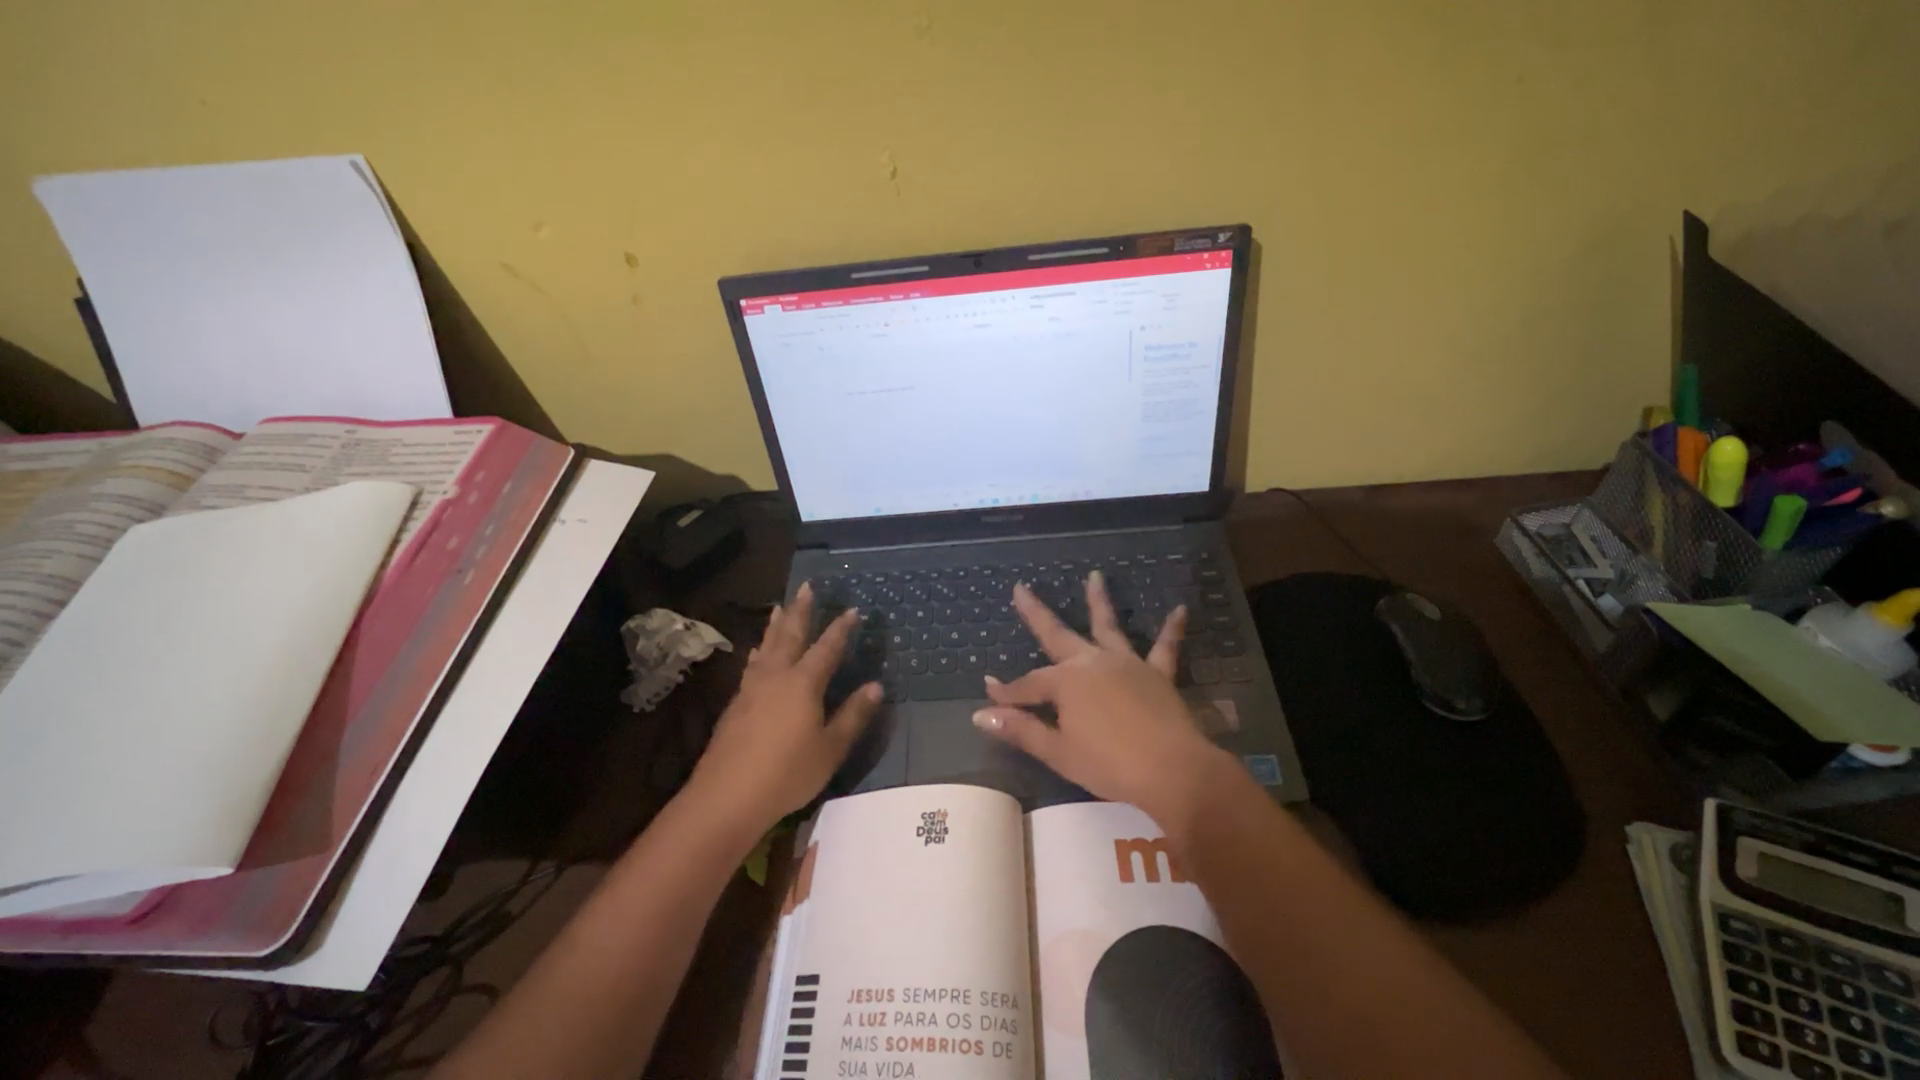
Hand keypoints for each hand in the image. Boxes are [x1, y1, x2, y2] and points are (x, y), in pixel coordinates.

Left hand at [686, 582, 880, 833]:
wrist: (727, 795)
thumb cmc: (788, 773)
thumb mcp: (831, 748)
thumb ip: (853, 715)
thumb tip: (875, 686)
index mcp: (803, 683)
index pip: (827, 648)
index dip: (841, 628)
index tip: (852, 609)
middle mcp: (776, 676)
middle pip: (789, 635)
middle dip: (800, 610)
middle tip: (806, 586)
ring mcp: (751, 689)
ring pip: (766, 646)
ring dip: (775, 625)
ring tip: (779, 608)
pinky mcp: (735, 704)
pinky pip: (752, 665)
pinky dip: (759, 651)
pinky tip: (756, 654)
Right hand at [972, 572, 1238, 822]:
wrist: (1171, 770)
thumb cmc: (1109, 765)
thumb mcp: (1058, 752)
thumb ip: (1021, 730)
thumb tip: (980, 715)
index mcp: (1066, 682)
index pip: (1028, 684)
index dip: (1008, 691)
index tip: (989, 690)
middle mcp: (1093, 663)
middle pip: (1058, 635)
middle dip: (1036, 614)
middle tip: (1021, 588)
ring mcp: (1127, 665)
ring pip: (1108, 627)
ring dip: (1099, 601)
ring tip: (1096, 576)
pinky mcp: (1158, 675)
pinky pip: (1165, 648)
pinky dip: (1171, 628)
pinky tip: (1179, 610)